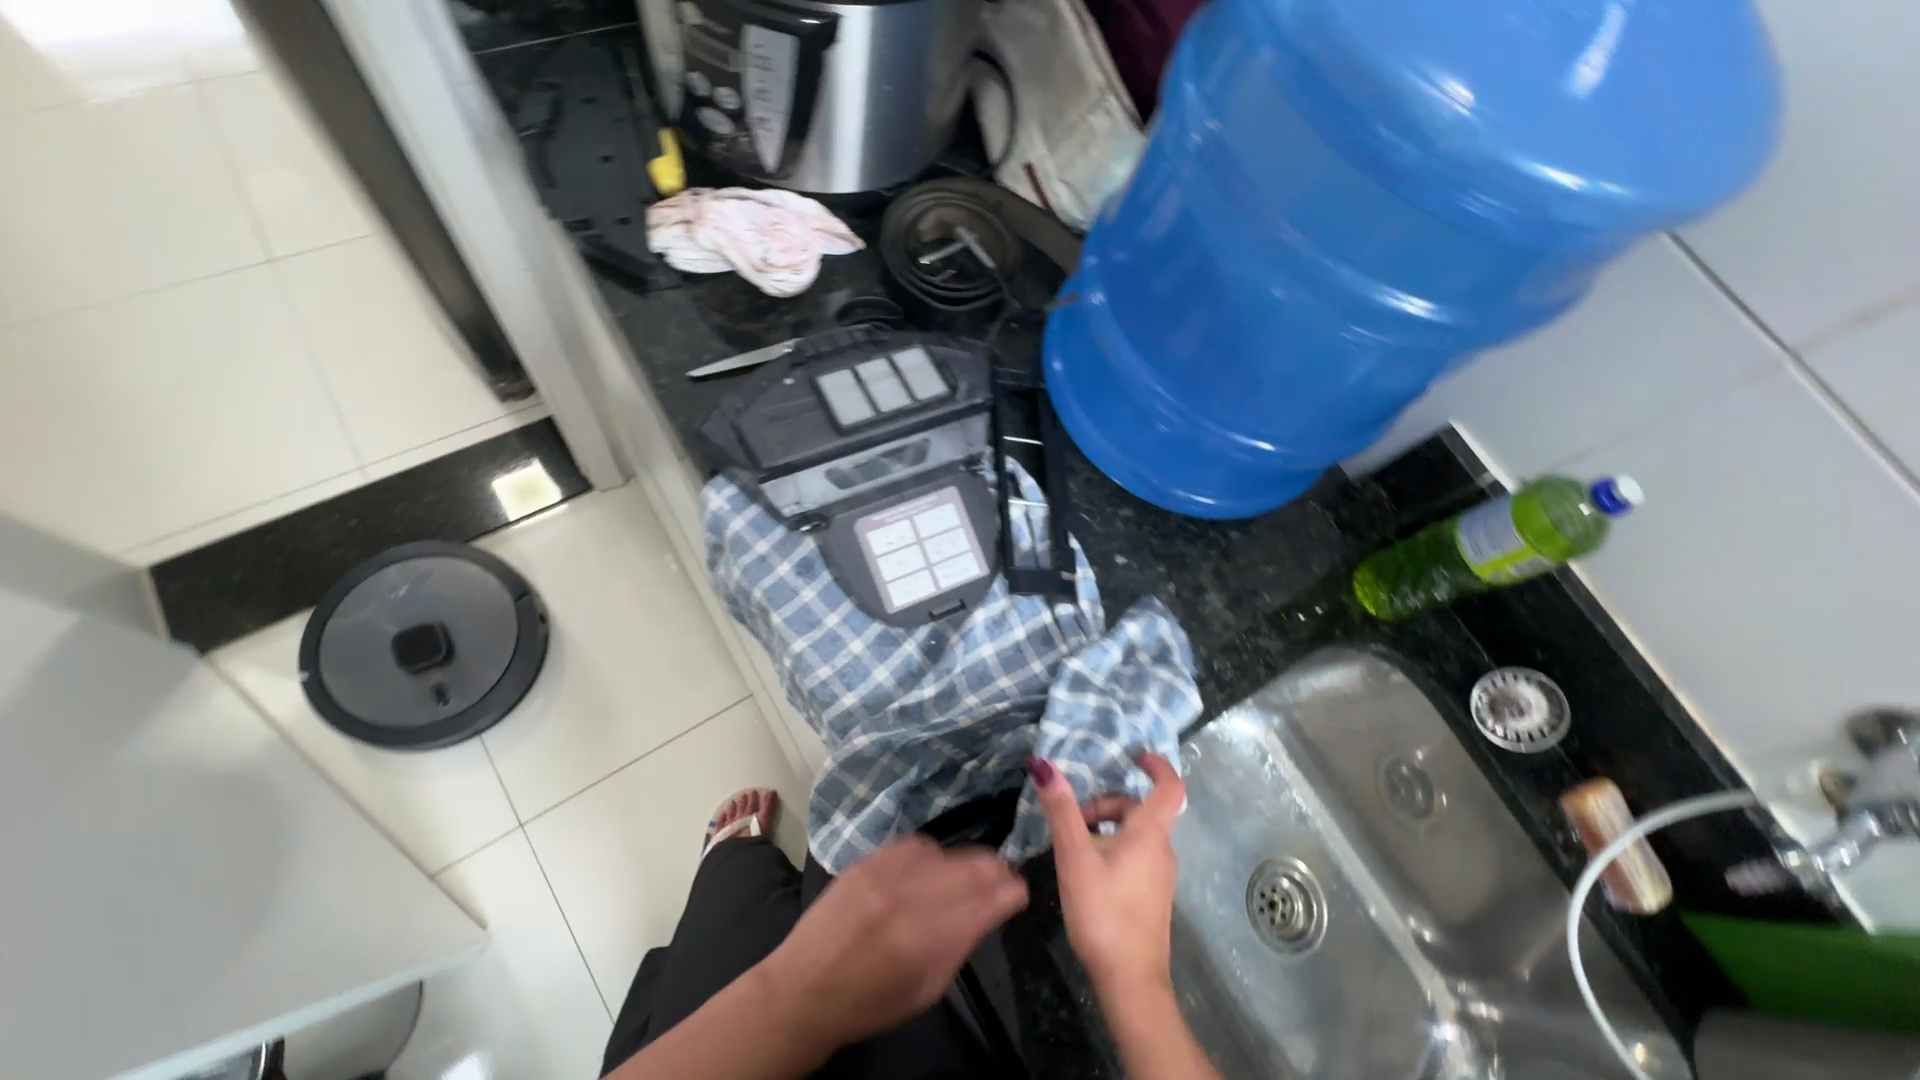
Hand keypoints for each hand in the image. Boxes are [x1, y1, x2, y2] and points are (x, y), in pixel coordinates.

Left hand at [756, 836, 1028, 1049]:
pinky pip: (913, 844)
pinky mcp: (865, 861)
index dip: (1011, 890)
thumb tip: (991, 910)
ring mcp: (884, 875)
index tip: (1020, 889)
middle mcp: (909, 899)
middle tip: (1005, 875)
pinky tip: (934, 864)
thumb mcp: (928, 989)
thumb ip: (961, 945)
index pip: (987, 900)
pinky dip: (931, 852)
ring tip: (972, 870)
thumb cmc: (871, 1003)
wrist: (803, 989)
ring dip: (964, 860)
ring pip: (945, 852)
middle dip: (995, 870)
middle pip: (971, 868)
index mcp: (929, 940)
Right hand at [1032, 753, 1185, 992]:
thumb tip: (1044, 766)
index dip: (1156, 765)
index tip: (1134, 755)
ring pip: (1135, 835)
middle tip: (1072, 821)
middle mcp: (1162, 850)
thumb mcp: (1074, 858)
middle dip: (1106, 805)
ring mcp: (1160, 876)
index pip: (1170, 786)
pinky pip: (1135, 857)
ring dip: (1105, 830)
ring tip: (1072, 850)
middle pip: (1139, 811)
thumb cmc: (1103, 912)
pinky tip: (1086, 875)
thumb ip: (1061, 811)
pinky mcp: (1153, 897)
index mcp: (1150, 834)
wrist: (1130, 980)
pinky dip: (1112, 851)